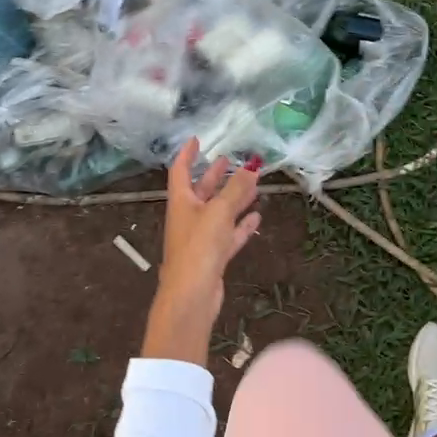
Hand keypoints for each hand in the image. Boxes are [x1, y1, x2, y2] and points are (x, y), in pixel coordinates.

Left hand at [140, 140, 261, 365]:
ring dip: (234, 198)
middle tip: (231, 159)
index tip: (197, 139)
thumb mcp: (219, 212)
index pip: (180, 171)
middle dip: (216, 175)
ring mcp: (201, 238)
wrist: (191, 297)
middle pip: (202, 190)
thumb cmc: (198, 247)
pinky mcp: (213, 257)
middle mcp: (189, 217)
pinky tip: (257, 216)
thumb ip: (236, 189)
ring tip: (254, 183)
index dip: (187, 154)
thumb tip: (252, 167)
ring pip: (219, 212)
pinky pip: (229, 234)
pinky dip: (242, 225)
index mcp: (181, 202)